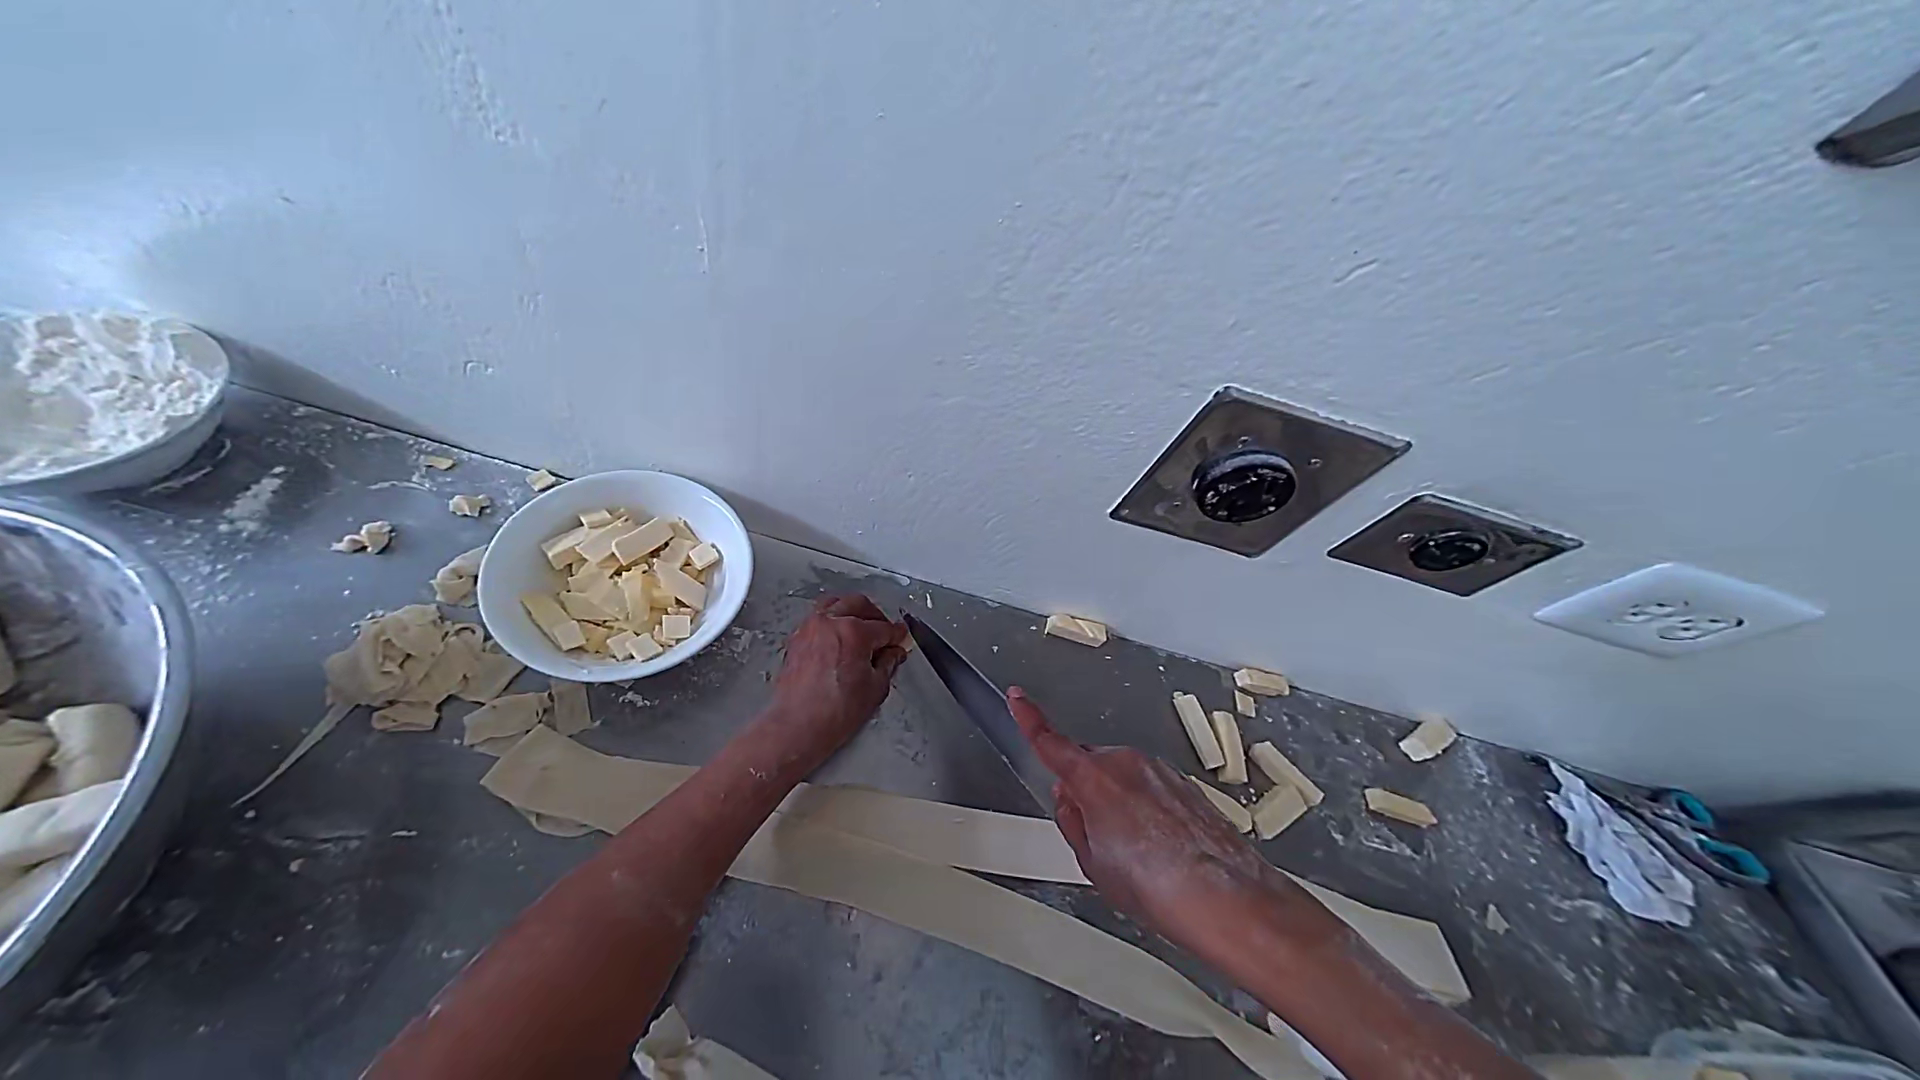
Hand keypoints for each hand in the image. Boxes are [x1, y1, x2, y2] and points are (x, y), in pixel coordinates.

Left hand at [763, 594, 908, 765]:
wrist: (797, 727)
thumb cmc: (832, 712)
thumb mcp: (875, 688)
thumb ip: (888, 664)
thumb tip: (893, 654)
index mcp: (854, 632)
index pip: (884, 627)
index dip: (897, 634)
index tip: (901, 638)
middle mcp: (830, 623)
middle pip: (859, 605)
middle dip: (876, 616)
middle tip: (885, 632)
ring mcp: (810, 629)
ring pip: (835, 604)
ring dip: (851, 612)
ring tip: (861, 629)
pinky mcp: (797, 639)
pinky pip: (817, 618)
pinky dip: (831, 621)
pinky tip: (839, 637)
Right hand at [1008, 687, 1342, 972]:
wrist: (1227, 899)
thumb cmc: (1158, 886)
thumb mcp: (1092, 862)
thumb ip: (1072, 821)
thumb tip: (1069, 801)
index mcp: (1094, 778)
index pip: (1050, 741)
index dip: (1029, 718)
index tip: (1017, 698)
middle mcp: (1126, 763)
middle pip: (1090, 766)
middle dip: (1086, 793)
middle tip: (1099, 840)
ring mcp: (1158, 769)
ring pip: (1121, 778)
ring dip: (1120, 805)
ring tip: (1137, 856)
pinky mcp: (1182, 782)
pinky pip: (1149, 788)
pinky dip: (1146, 811)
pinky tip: (1159, 851)